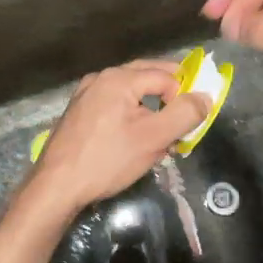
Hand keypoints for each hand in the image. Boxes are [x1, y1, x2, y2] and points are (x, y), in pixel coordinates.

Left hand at [26, 60, 209, 212]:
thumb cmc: (107, 160)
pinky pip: (114, 106)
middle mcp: (100, 78)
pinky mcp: (79, 114)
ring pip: (130, 94)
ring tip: (162, 137)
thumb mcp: (154, 138)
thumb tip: (205, 97)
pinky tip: (135, 141)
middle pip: (147, 78)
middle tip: (184, 123)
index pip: (166, 75)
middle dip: (169, 99)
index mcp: (118, 78)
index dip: (184, 96)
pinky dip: (131, 117)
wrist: (57, 186)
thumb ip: (184, 114)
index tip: (190, 124)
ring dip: (151, 111)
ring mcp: (86, 95)